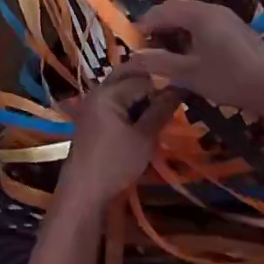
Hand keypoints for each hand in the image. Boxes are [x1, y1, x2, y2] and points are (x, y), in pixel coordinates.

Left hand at [57, 72, 183, 203]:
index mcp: (108, 92)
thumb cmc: (115, 163)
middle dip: (150, 82)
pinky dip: (129, 102)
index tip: (179, 99)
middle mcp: (98, 91)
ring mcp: (92, 103)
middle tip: (169, 98)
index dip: (162, 88)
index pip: (143, 79)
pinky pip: (114, 98)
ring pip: (121, 85)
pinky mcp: (92, 115)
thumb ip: (160, 111)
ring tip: (157, 109)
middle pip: (128, 74)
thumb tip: (179, 90)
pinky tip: (141, 117)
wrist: (83, 189)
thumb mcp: (144, 138)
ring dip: (139, 92)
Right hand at [113, 0, 263, 113]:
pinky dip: (189, 38)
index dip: (142, 27)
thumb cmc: (230, 78)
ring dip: (173, 35)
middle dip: (157, 30)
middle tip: (145, 53)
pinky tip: (188, 59)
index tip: (131, 47)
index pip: (160, 11)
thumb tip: (133, 57)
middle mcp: (211, 9)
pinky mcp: (234, 30)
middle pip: (175, 12)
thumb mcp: (189, 74)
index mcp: (198, 14)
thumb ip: (159, 62)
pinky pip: (203, 27)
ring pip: (189, 20)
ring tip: (163, 58)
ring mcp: (225, 18)